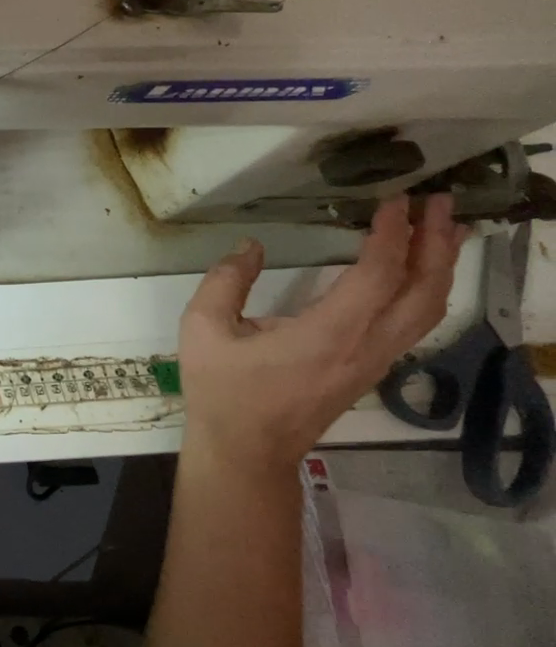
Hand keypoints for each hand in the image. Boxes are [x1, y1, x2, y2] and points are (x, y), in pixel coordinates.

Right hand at [179, 194, 464, 472]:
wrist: (247, 446)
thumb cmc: (222, 387)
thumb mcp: (203, 328)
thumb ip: (225, 282)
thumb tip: (249, 247)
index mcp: (329, 332)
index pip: (377, 275)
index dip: (391, 235)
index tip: (394, 200)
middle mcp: (367, 344)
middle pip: (423, 290)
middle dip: (437, 243)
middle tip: (439, 202)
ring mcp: (376, 359)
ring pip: (429, 308)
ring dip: (441, 266)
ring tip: (444, 229)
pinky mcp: (372, 366)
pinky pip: (416, 322)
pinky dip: (427, 289)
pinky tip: (418, 274)